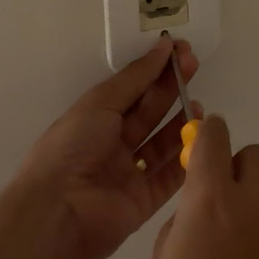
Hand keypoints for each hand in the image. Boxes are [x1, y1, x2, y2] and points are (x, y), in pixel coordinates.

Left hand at [0, 35, 200, 258]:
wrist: (58, 211)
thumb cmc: (73, 147)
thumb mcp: (101, 102)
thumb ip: (136, 77)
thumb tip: (163, 47)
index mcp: (97, 118)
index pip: (133, 87)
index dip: (155, 68)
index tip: (179, 50)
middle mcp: (113, 142)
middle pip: (149, 111)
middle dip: (171, 87)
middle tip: (193, 65)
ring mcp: (128, 172)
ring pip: (161, 142)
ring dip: (181, 121)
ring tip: (197, 104)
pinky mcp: (142, 200)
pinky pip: (168, 177)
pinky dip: (185, 158)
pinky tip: (199, 137)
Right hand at [152, 116, 258, 258]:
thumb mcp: (168, 258)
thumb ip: (178, 224)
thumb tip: (192, 211)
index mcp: (213, 197)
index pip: (213, 136)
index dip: (206, 137)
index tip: (201, 144)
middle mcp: (257, 197)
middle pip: (253, 156)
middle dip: (238, 173)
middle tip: (225, 206)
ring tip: (247, 243)